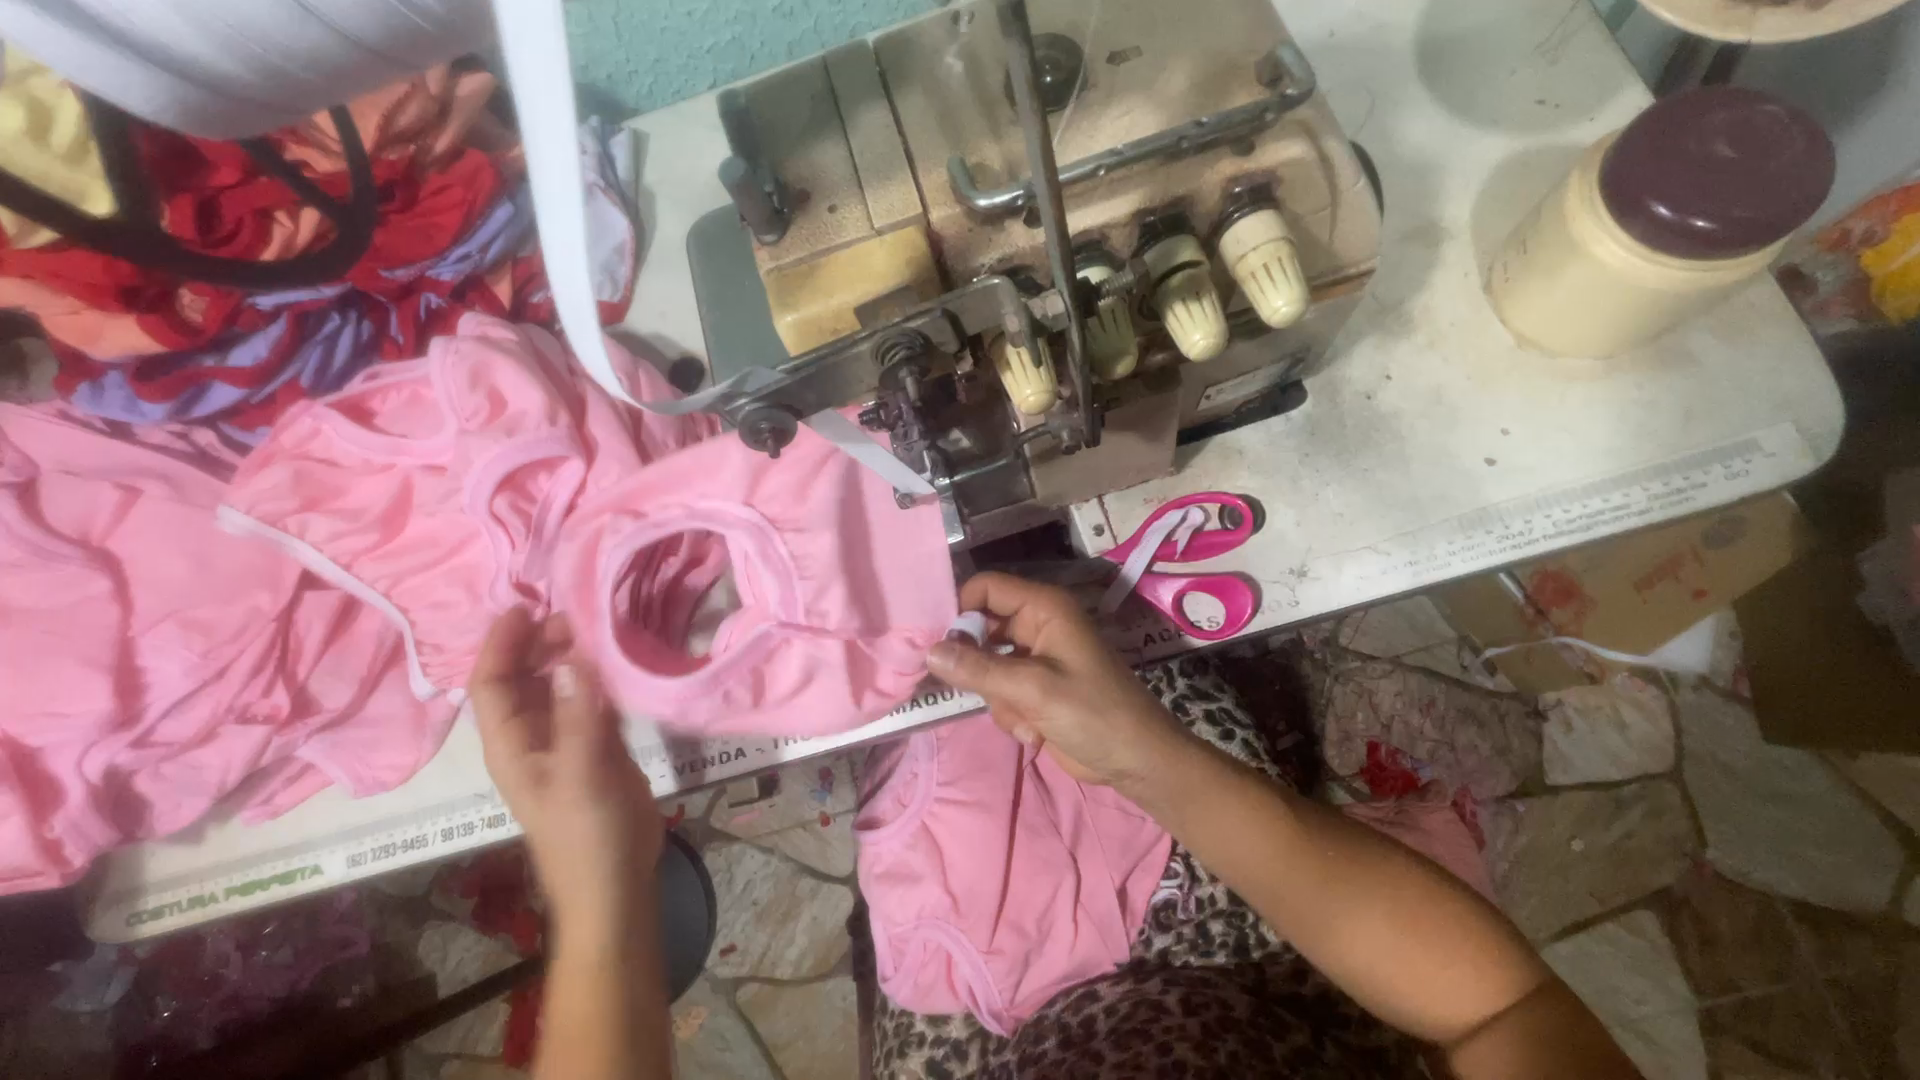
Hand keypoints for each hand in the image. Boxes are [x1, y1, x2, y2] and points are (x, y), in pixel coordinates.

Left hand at [469, 608, 663, 943]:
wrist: (615, 884)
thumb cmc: (587, 835)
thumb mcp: (582, 773)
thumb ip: (577, 716)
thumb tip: (571, 657)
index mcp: (512, 745)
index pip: (493, 683)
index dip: (502, 644)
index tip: (528, 605)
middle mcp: (534, 738)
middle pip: (525, 679)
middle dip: (542, 643)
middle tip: (579, 613)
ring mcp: (567, 744)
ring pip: (560, 688)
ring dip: (572, 657)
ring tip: (601, 626)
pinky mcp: (599, 750)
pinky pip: (592, 702)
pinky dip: (601, 679)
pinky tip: (622, 661)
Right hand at [925, 572, 1193, 791]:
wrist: (1135, 760)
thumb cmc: (1093, 713)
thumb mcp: (1033, 689)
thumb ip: (978, 669)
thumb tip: (929, 651)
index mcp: (1044, 608)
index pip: (986, 588)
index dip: (961, 609)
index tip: (938, 642)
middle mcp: (1038, 626)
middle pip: (981, 629)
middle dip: (978, 665)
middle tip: (979, 689)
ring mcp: (1036, 659)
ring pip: (986, 667)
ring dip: (999, 698)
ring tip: (1027, 716)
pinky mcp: (1034, 690)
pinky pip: (1000, 692)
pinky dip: (1011, 713)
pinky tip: (1036, 731)